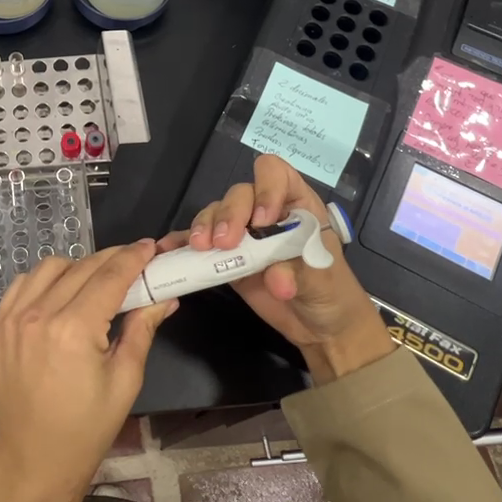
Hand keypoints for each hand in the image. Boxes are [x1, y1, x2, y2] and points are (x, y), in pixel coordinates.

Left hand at [0, 241, 173, 501]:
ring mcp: (13, 318)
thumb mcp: (125, 382)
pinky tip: (61, 291)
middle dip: (112, 259)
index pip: (109, 277)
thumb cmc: (86, 428)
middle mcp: (39, 315)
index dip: (132, 258)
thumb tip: (164, 297)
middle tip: (134, 263)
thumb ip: (142, 330)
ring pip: (51, 267)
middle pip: (82, 267)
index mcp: (73, 330)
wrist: (34, 459)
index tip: (150, 247)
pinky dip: (45, 278)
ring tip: (97, 281)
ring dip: (78, 266)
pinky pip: (23, 283)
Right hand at [157, 155, 392, 383]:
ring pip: (216, 213)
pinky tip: (169, 247)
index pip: (275, 174)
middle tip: (224, 243)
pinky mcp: (225, 255)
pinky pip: (199, 240)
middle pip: (239, 194)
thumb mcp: (321, 277)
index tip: (263, 220)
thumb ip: (298, 271)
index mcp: (295, 203)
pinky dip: (183, 241)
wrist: (323, 327)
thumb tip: (276, 281)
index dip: (266, 189)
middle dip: (229, 214)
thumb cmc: (332, 290)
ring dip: (206, 226)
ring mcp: (243, 232)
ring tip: (201, 248)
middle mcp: (265, 210)